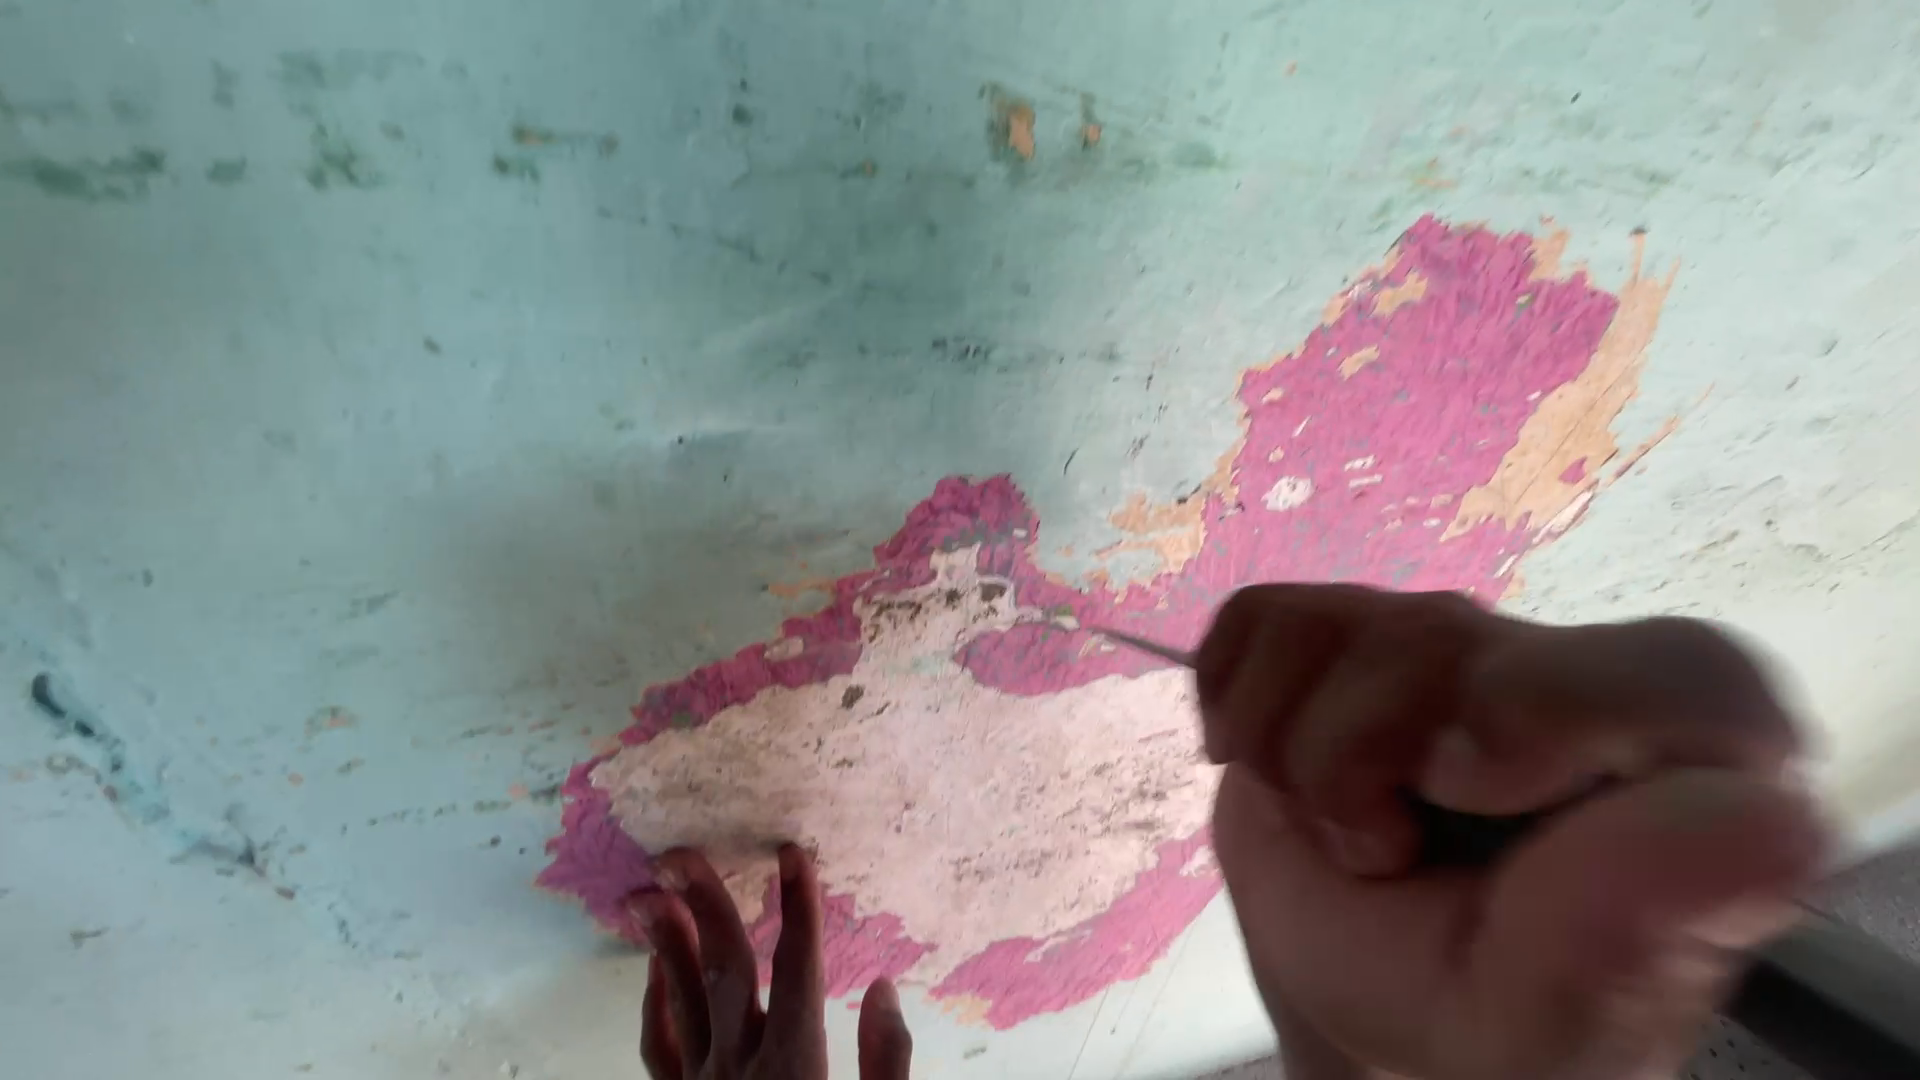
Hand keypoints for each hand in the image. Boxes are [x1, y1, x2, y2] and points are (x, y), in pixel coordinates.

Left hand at [631, 845, 912, 1079]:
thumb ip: (888, 1065)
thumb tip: (885, 986)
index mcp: (794, 1066)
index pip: (799, 965)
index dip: (799, 904)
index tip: (794, 851)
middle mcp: (740, 1067)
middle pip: (725, 967)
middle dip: (706, 903)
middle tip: (679, 855)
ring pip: (681, 1000)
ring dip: (664, 944)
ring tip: (647, 895)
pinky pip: (658, 1052)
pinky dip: (654, 1005)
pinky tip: (653, 973)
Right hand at [1198, 585, 1829, 1079]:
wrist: (1344, 960)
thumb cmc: (1451, 1001)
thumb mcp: (1535, 1020)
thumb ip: (1627, 939)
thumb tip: (1744, 816)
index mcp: (1673, 765)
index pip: (1674, 674)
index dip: (1554, 709)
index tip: (1460, 788)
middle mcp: (1552, 670)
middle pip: (1429, 639)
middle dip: (1348, 762)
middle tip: (1366, 849)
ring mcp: (1425, 632)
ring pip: (1316, 627)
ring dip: (1278, 747)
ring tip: (1317, 812)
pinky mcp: (1326, 626)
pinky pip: (1249, 619)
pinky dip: (1226, 696)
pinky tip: (1260, 756)